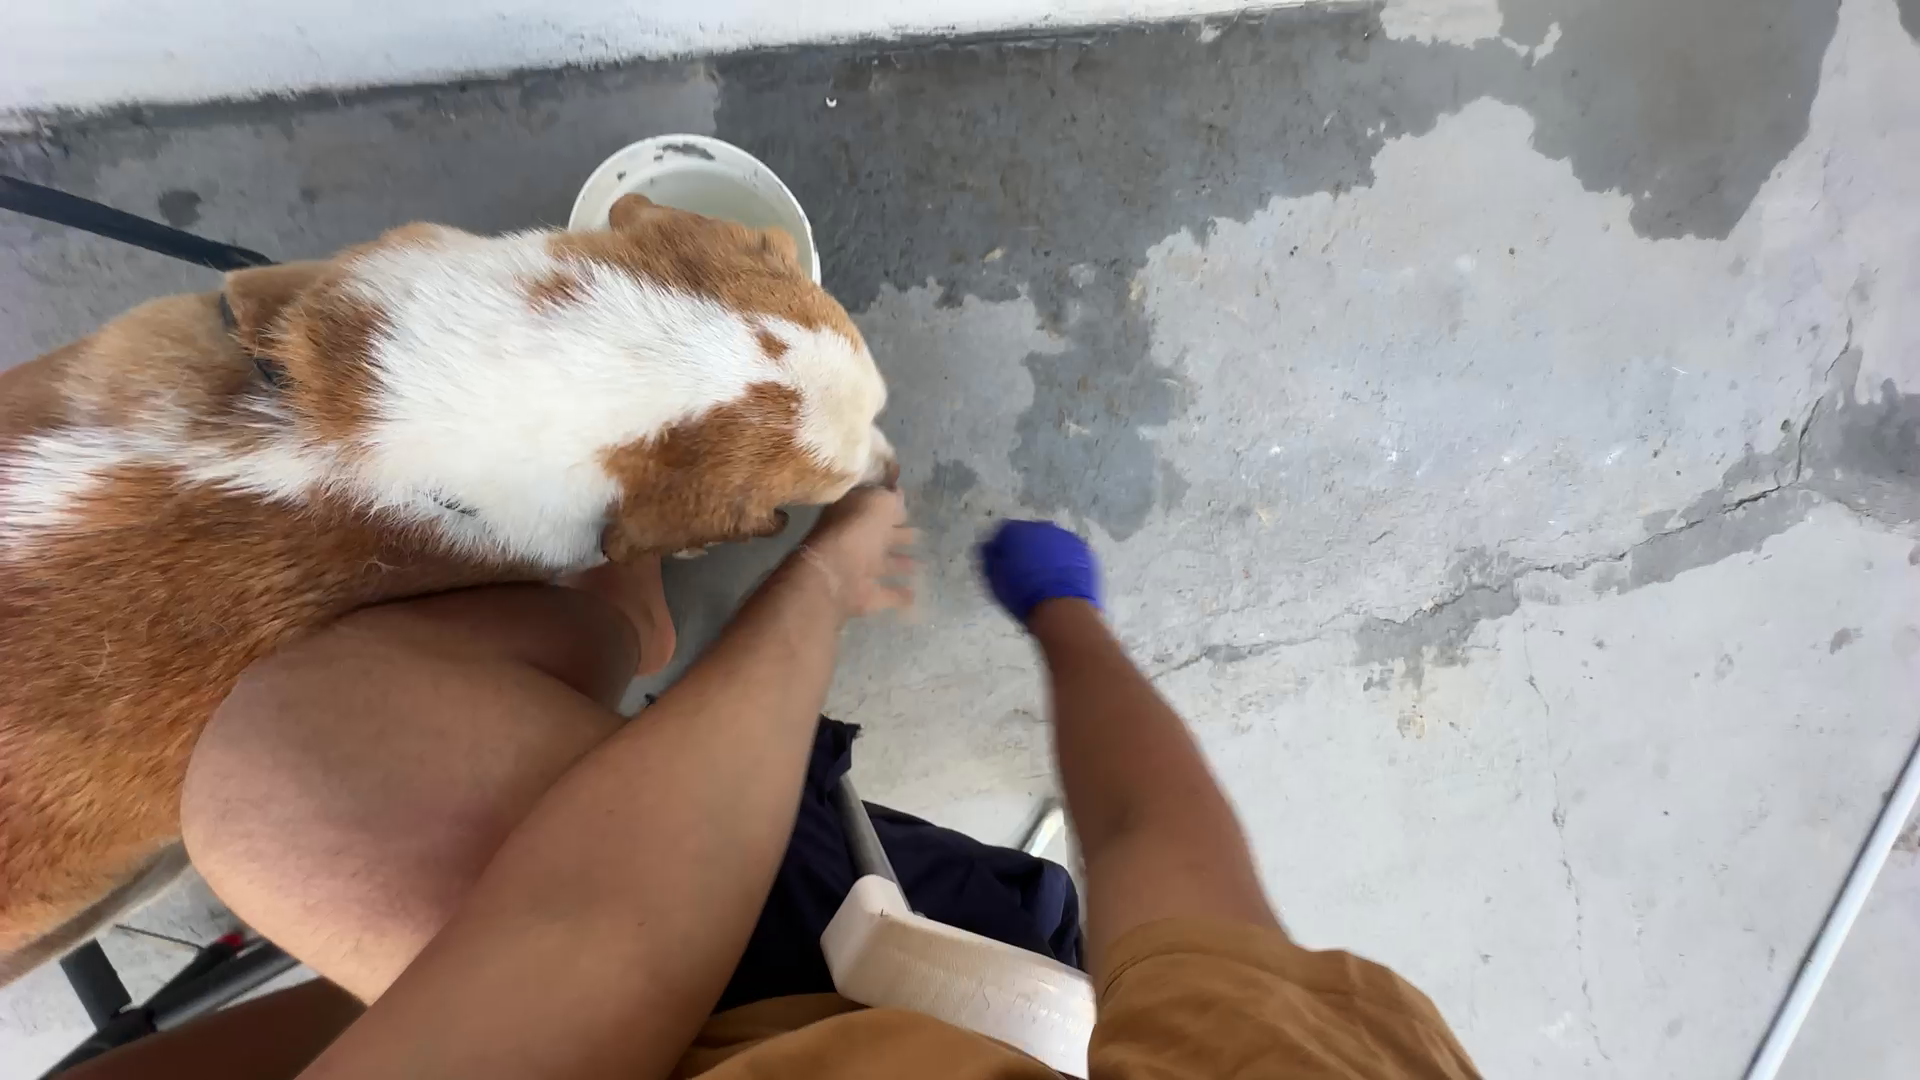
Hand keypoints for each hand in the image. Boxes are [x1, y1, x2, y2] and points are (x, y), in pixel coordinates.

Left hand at [792, 487, 917, 618]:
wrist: (836, 574)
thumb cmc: (857, 530)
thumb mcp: (878, 502)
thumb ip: (890, 498)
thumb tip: (898, 494)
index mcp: (851, 514)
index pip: (871, 507)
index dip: (888, 506)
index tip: (906, 507)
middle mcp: (852, 540)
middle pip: (878, 536)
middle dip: (897, 535)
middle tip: (918, 534)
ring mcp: (856, 569)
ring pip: (882, 565)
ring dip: (899, 564)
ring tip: (919, 564)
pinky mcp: (864, 595)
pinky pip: (885, 594)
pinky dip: (898, 595)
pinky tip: (913, 594)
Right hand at [976, 520, 1099, 623]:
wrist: (1063, 609)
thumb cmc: (1023, 597)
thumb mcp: (996, 580)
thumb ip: (990, 558)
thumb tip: (989, 547)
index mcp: (1016, 532)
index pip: (1005, 532)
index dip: (1004, 548)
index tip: (1005, 564)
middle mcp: (1041, 527)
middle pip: (1030, 534)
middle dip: (1027, 548)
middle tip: (1026, 572)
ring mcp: (1065, 537)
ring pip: (1051, 541)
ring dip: (1047, 553)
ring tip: (1046, 577)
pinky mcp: (1084, 549)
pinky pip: (1069, 551)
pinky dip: (1065, 560)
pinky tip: (1062, 578)